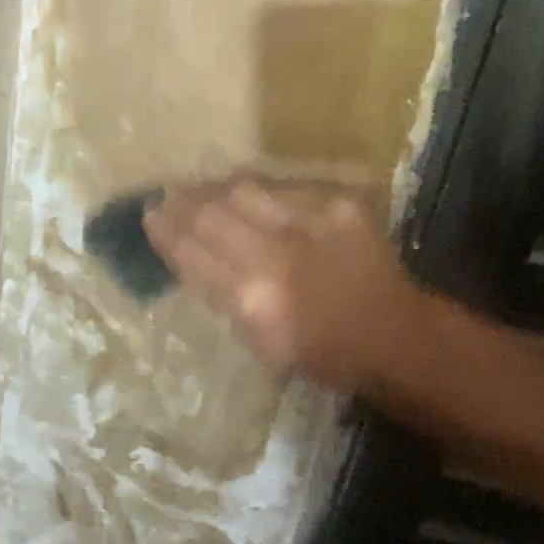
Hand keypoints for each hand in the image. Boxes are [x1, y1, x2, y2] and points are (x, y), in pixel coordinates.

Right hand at [142, 176, 425, 392]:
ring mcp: (308, 223)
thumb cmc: (325, 355)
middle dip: (182, 204)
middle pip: (213, 217)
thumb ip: (225, 298)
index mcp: (252, 300)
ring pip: (245, 192)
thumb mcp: (263, 343)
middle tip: (163, 195)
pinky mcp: (335, 203)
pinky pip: (283, 188)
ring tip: (196, 188)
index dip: (167, 233)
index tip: (149, 217)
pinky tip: (245, 191)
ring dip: (214, 189)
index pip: (195, 255)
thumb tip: (192, 260)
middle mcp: (275, 256)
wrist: (395, 334)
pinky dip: (259, 191)